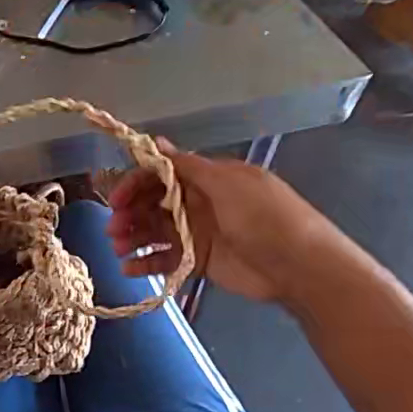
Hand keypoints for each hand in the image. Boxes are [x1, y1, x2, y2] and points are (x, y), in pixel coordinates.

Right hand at [107, 141, 350, 303]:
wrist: (299, 266)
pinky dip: (146, 264)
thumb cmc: (265, 218)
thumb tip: (155, 141)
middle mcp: (200, 202)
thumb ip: (188, 166)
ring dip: (133, 238)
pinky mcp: (198, 261)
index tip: (116, 200)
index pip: (162, 175)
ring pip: (155, 232)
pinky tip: (129, 270)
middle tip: (113, 230)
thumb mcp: (227, 185)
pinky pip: (165, 259)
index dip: (136, 184)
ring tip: (118, 251)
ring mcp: (198, 233)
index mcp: (208, 178)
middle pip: (154, 204)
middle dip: (130, 214)